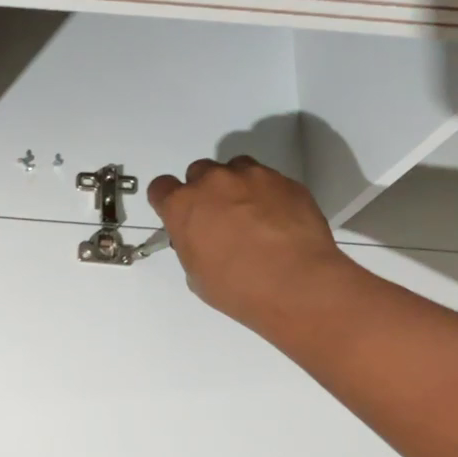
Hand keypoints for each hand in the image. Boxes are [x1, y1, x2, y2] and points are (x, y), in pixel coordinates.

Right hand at [147, 156, 355, 330]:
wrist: (296, 284)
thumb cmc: (236, 288)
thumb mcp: (196, 274)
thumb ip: (192, 245)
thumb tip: (203, 238)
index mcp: (182, 206)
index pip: (161, 187)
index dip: (169, 200)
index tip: (179, 215)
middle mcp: (213, 182)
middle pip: (199, 171)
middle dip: (205, 191)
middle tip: (218, 218)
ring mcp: (252, 176)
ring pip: (236, 168)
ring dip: (237, 186)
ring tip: (251, 214)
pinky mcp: (286, 180)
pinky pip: (269, 180)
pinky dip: (268, 195)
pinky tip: (278, 220)